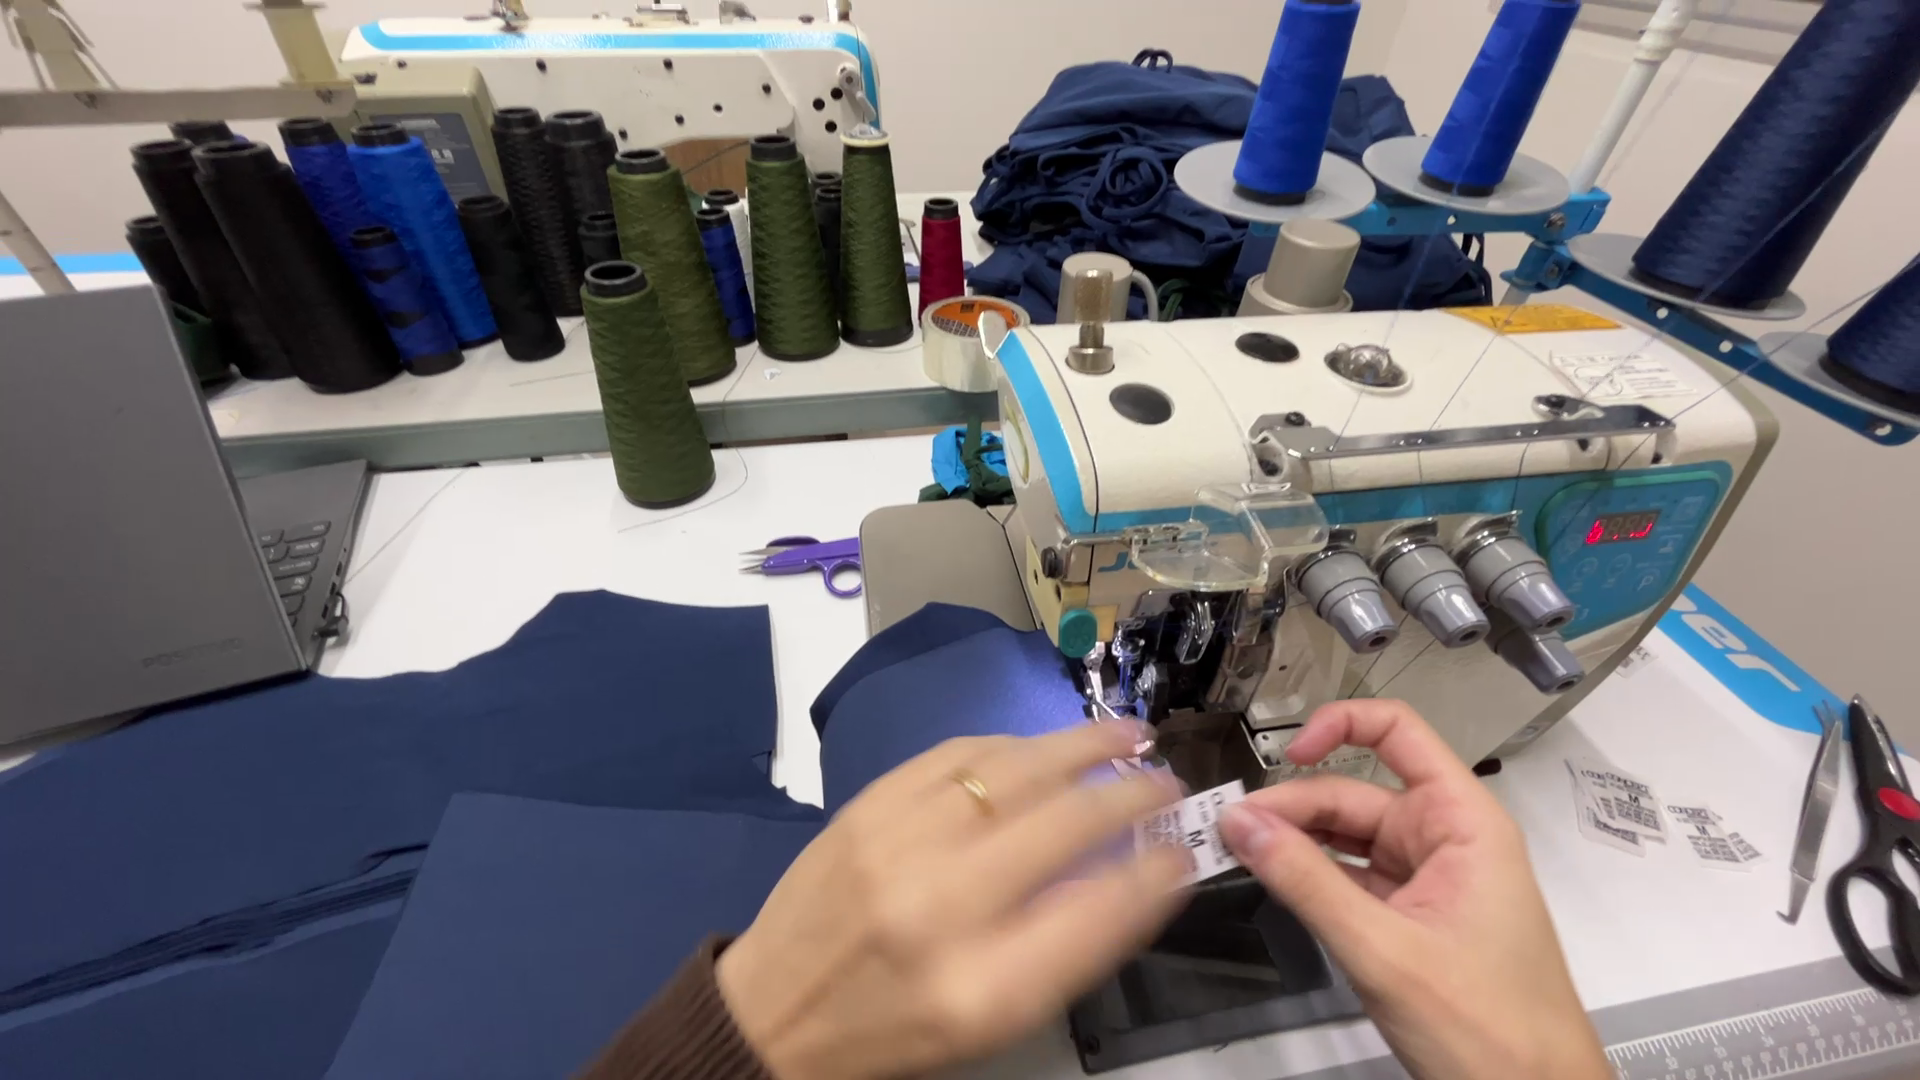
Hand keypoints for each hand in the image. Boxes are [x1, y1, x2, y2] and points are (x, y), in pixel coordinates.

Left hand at [716, 722, 1188, 1079]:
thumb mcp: (989, 1020)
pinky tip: (1042, 744)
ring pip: (1014, 769)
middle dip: (1130, 794)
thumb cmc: (895, 1026)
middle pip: (1064, 823)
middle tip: (1165, 777)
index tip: (1184, 848)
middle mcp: (943, 906)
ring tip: (1125, 734)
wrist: (773, 1008)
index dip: (1156, 872)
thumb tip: (1132, 872)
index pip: (1099, 912)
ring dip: (1080, 745)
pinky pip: (958, 752)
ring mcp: (900, 841)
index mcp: (982, 987)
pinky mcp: (870, 803)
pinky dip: (1013, 744)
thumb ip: (1061, 947)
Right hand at [1218, 700, 1609, 1079]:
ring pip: (1341, 833)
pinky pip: (1344, 872)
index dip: (1339, 725)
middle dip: (1292, 807)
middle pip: (1350, 792)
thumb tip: (1238, 822)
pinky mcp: (1404, 910)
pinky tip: (1272, 875)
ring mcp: (1422, 875)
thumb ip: (1304, 881)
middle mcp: (1440, 837)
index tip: (1290, 753)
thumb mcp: (1383, 950)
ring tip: (1240, 848)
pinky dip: (1306, 872)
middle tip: (1233, 829)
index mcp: (1460, 822)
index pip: (1397, 732)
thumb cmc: (1487, 1031)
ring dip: (1292, 839)